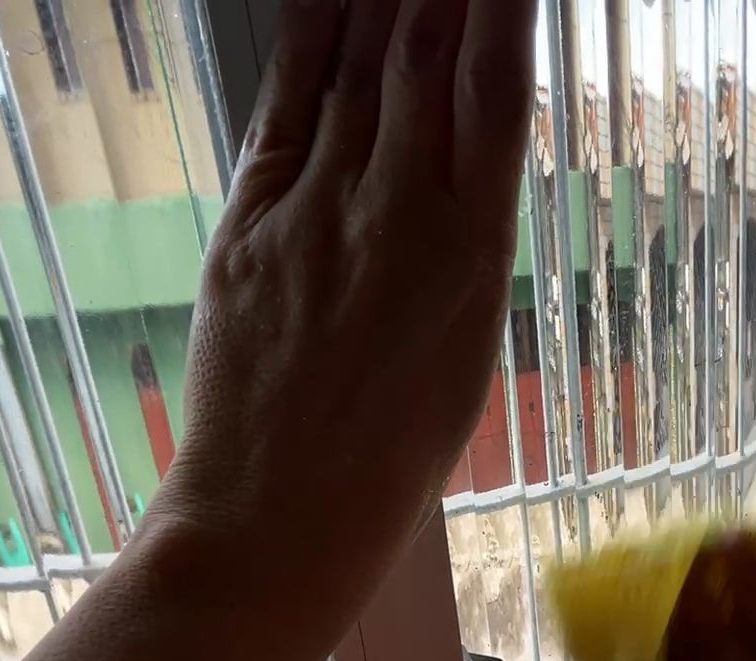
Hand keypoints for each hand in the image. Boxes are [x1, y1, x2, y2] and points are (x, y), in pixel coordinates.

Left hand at [150, 0, 535, 596]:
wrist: (286, 514)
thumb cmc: (392, 459)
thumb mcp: (461, 356)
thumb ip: (461, 260)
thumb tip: (455, 190)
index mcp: (472, 258)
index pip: (498, 95)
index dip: (507, 9)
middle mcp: (400, 215)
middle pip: (426, 57)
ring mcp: (318, 214)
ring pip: (358, 68)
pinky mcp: (249, 228)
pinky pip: (287, 110)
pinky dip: (309, 38)